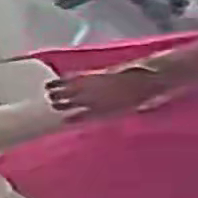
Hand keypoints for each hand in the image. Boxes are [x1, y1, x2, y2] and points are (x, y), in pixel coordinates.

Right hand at [46, 65, 165, 117]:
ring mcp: (84, 87)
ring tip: (50, 95)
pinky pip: (62, 81)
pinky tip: (51, 84)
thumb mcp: (128, 109)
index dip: (70, 119)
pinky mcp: (83, 76)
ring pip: (59, 93)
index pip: (78, 117)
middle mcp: (88, 100)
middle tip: (55, 106)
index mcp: (100, 111)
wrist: (147, 78)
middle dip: (58, 105)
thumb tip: (98, 115)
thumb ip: (110, 113)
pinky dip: (55, 83)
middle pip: (63, 104)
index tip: (64, 121)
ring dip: (54, 95)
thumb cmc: (143, 96)